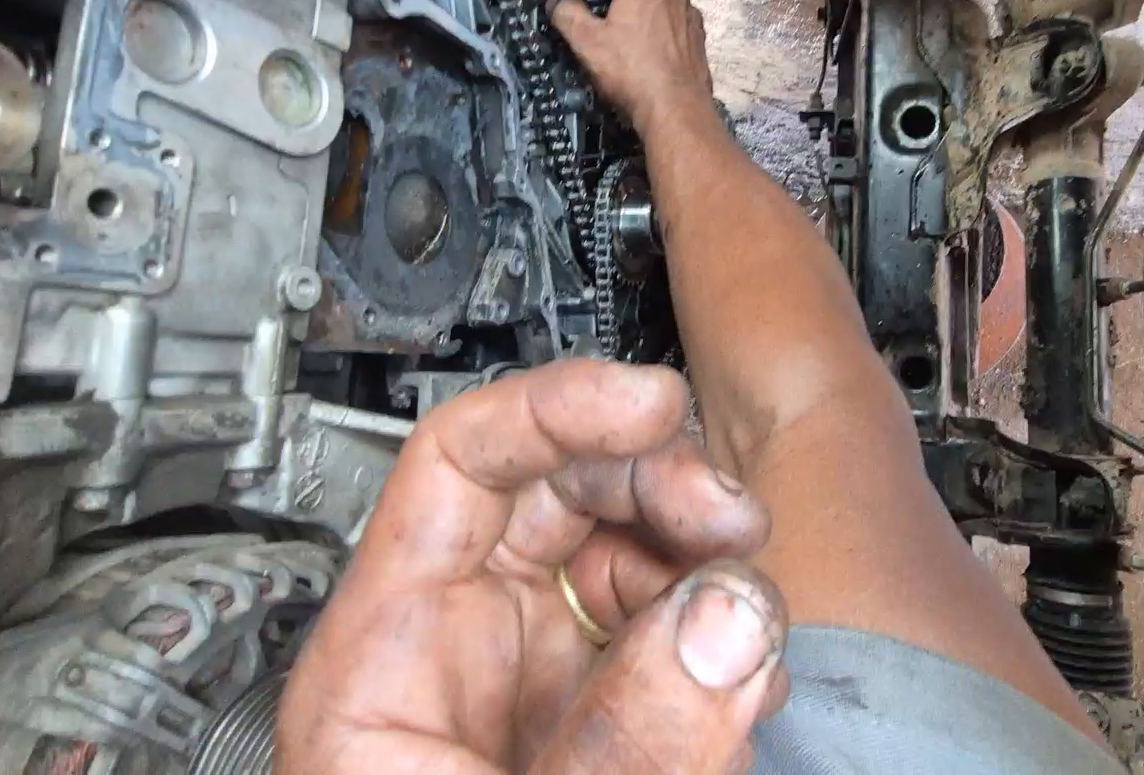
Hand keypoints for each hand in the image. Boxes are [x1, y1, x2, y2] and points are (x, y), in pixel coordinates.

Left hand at [276, 360, 790, 773]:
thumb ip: (627, 750)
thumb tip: (730, 615)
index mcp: (395, 653)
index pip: (460, 464)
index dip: (556, 407)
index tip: (652, 403)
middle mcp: (468, 634)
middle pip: (559, 483)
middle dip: (654, 475)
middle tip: (731, 516)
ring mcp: (542, 660)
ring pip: (624, 534)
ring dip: (698, 538)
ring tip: (748, 589)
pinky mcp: (606, 693)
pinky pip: (668, 604)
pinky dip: (718, 605)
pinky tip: (743, 649)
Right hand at [550, 0, 713, 136]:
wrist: (677, 109)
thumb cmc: (632, 71)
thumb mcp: (588, 43)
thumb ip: (568, 15)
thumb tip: (555, 2)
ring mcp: (689, 11)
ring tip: (623, 10)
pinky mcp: (697, 35)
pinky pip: (679, 10)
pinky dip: (662, 11)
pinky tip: (647, 37)